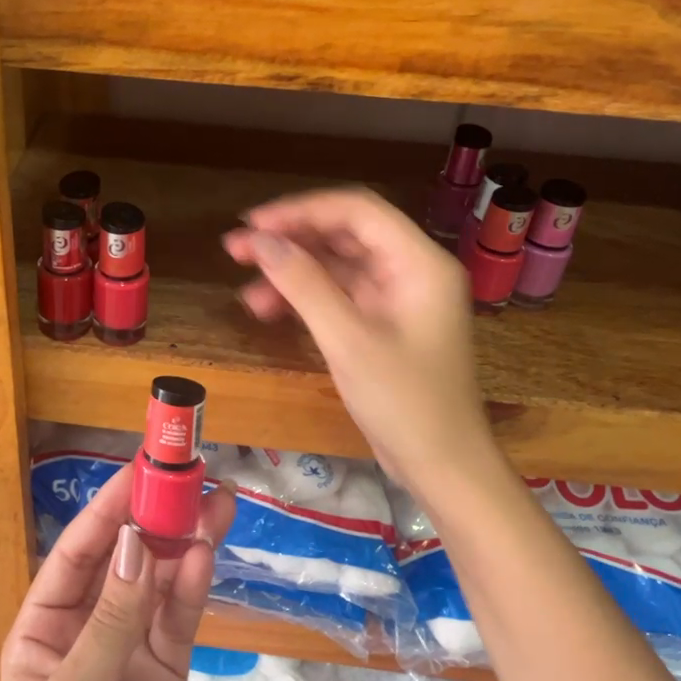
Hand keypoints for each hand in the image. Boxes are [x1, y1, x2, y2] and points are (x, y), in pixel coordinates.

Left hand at [2, 464, 236, 680]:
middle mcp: (83, 632)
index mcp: (41, 631)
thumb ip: (110, 619)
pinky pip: (179, 625)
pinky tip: (206, 555)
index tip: (139, 473)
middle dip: (152, 521)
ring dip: (184, 545)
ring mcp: (128, 654)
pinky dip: (193, 590)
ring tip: (215, 505)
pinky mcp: (166, 679)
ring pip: (159, 587)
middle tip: (189, 479)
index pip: (74, 556)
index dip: (106, 512)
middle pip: (122, 564)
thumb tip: (136, 543)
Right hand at [222, 188, 490, 485]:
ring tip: (245, 288)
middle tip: (235, 249)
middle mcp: (411, 270)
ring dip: (292, 272)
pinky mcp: (384, 324)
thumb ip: (303, 284)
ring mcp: (398, 298)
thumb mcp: (348, 341)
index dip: (300, 211)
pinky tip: (268, 310)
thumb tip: (260, 241)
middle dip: (289, 240)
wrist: (444, 470)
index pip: (356, 211)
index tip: (253, 224)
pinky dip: (305, 298)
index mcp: (419, 262)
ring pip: (337, 266)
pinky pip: (339, 296)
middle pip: (343, 234)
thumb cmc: (405, 404)